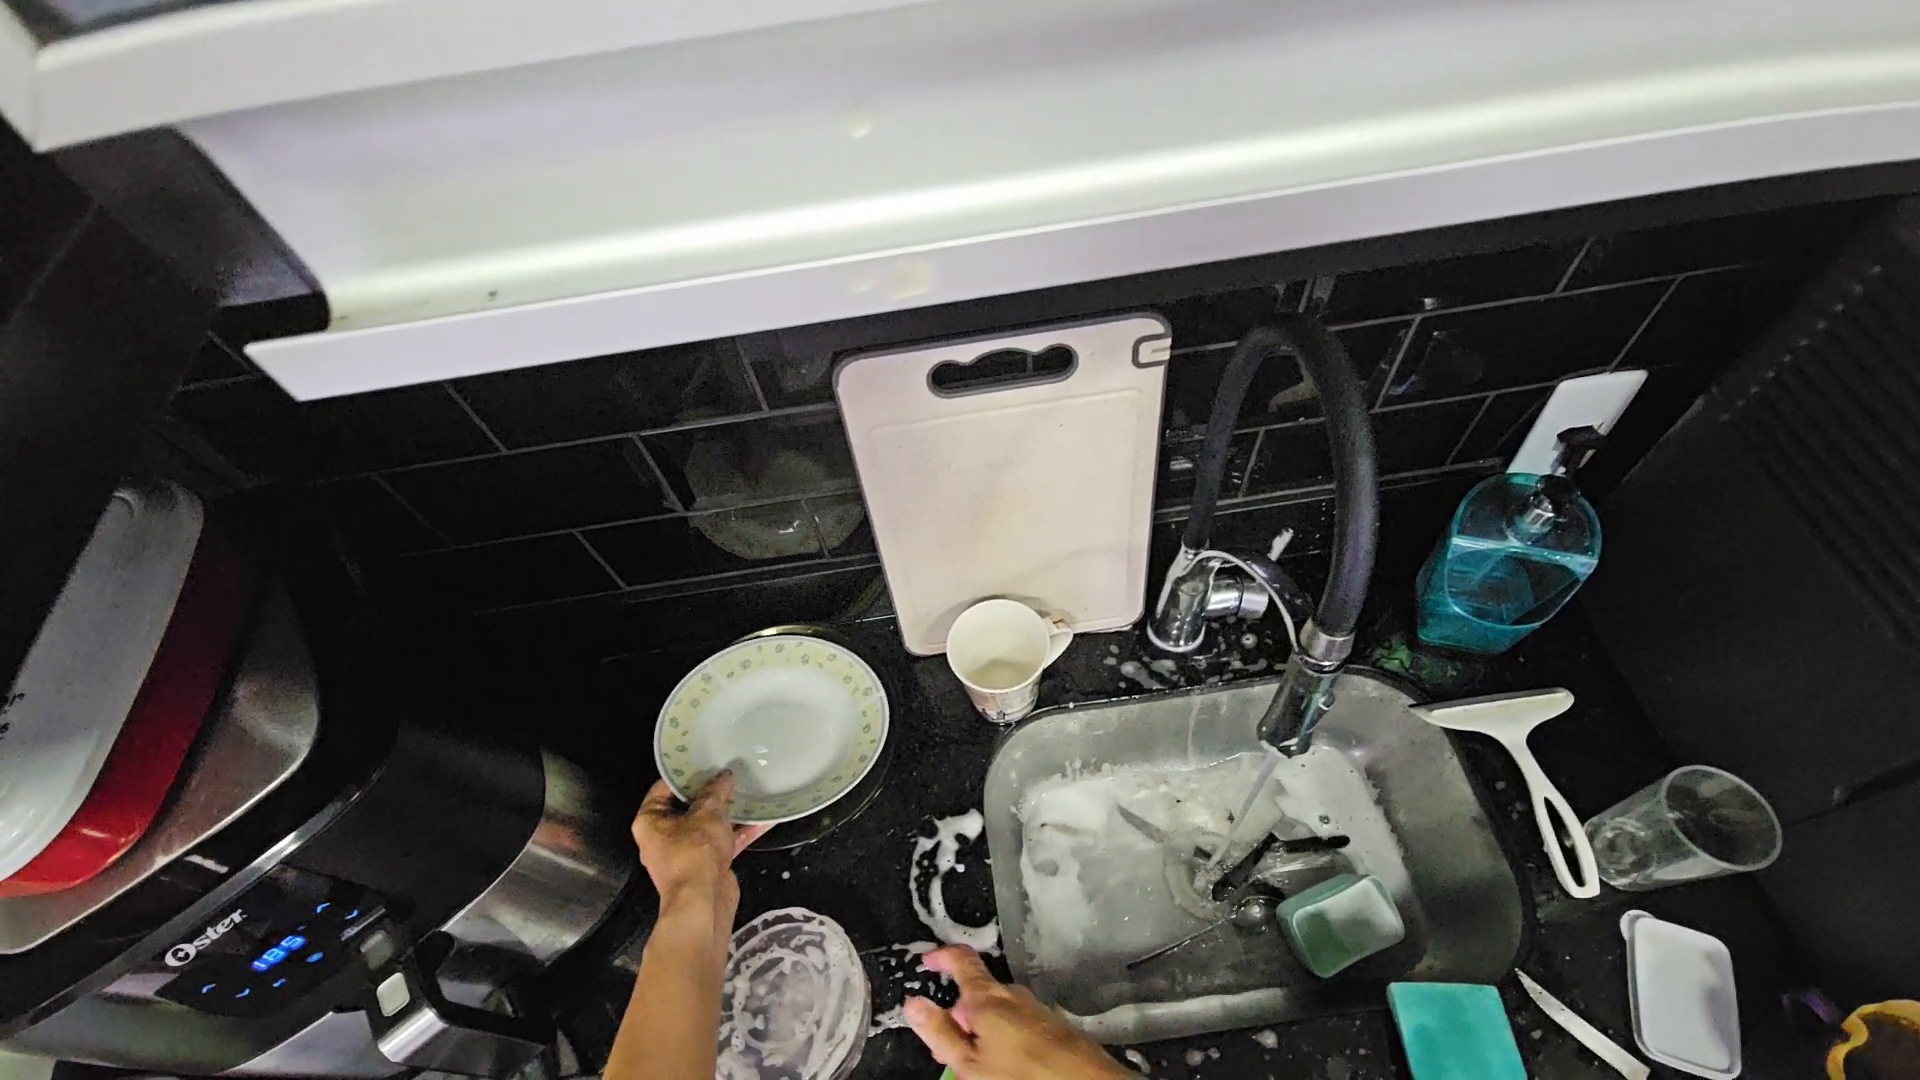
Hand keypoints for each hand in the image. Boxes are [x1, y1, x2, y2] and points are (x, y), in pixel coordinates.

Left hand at [632, 772, 769, 917]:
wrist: (703, 902)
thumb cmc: (694, 853)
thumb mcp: (707, 813)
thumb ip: (716, 791)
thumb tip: (724, 776)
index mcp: (650, 822)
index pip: (663, 788)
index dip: (684, 773)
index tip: (703, 760)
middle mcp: (664, 837)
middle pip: (688, 806)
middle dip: (711, 792)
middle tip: (728, 773)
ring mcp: (686, 852)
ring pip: (709, 824)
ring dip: (729, 812)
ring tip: (749, 791)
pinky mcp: (707, 865)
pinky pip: (724, 841)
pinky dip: (741, 831)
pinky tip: (763, 818)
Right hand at [905, 946, 1131, 1079]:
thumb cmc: (1020, 1075)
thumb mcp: (971, 1064)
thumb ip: (940, 1033)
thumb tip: (913, 1002)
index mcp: (987, 997)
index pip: (961, 959)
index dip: (941, 955)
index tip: (926, 962)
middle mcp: (1010, 993)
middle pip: (976, 992)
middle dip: (959, 1014)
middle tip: (948, 1049)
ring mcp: (1032, 1006)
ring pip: (996, 1009)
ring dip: (980, 1028)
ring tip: (976, 1063)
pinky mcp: (1048, 1021)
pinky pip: (1014, 1020)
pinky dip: (1000, 1034)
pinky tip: (1004, 1062)